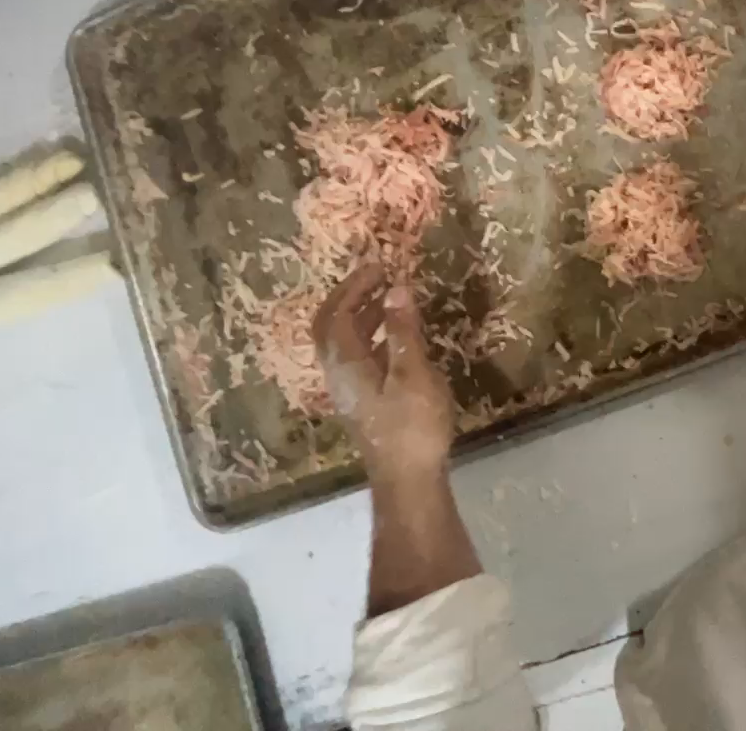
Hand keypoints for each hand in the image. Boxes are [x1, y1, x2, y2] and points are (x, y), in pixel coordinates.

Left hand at [312, 263, 457, 480]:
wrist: (408, 478)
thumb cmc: (412, 424)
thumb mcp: (413, 373)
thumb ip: (403, 331)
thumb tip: (395, 289)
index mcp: (346, 364)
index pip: (335, 315)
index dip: (353, 287)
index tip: (378, 267)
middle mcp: (340, 375)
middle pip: (333, 327)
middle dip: (352, 298)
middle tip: (380, 278)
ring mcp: (351, 390)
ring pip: (347, 343)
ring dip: (365, 316)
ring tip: (393, 300)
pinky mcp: (365, 401)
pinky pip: (362, 357)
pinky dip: (375, 336)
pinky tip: (400, 338)